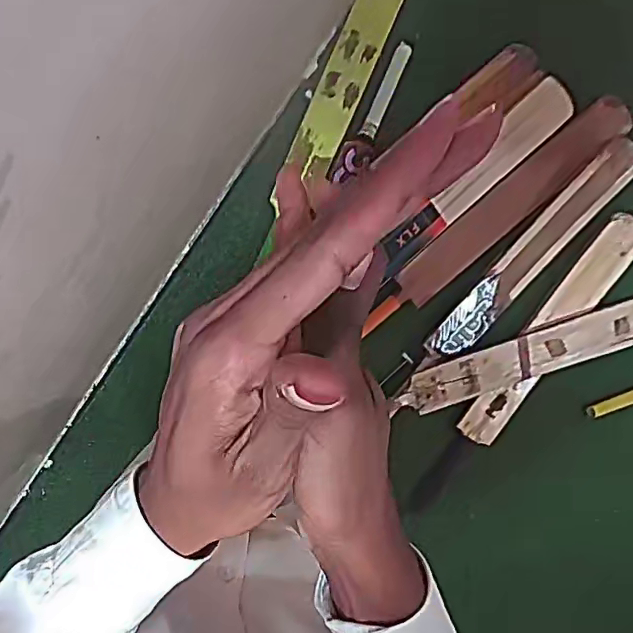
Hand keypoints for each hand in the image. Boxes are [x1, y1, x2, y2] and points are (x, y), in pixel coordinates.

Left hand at [137, 92, 501, 556]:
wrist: (174, 500)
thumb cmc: (215, 493)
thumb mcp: (258, 472)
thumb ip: (291, 415)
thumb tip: (326, 375)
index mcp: (227, 352)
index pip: (311, 264)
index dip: (376, 202)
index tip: (434, 143)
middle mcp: (222, 320)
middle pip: (314, 239)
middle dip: (391, 181)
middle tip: (459, 131)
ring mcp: (227, 318)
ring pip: (305, 247)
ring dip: (371, 202)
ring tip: (434, 158)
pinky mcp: (238, 325)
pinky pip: (292, 271)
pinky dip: (338, 236)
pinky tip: (363, 201)